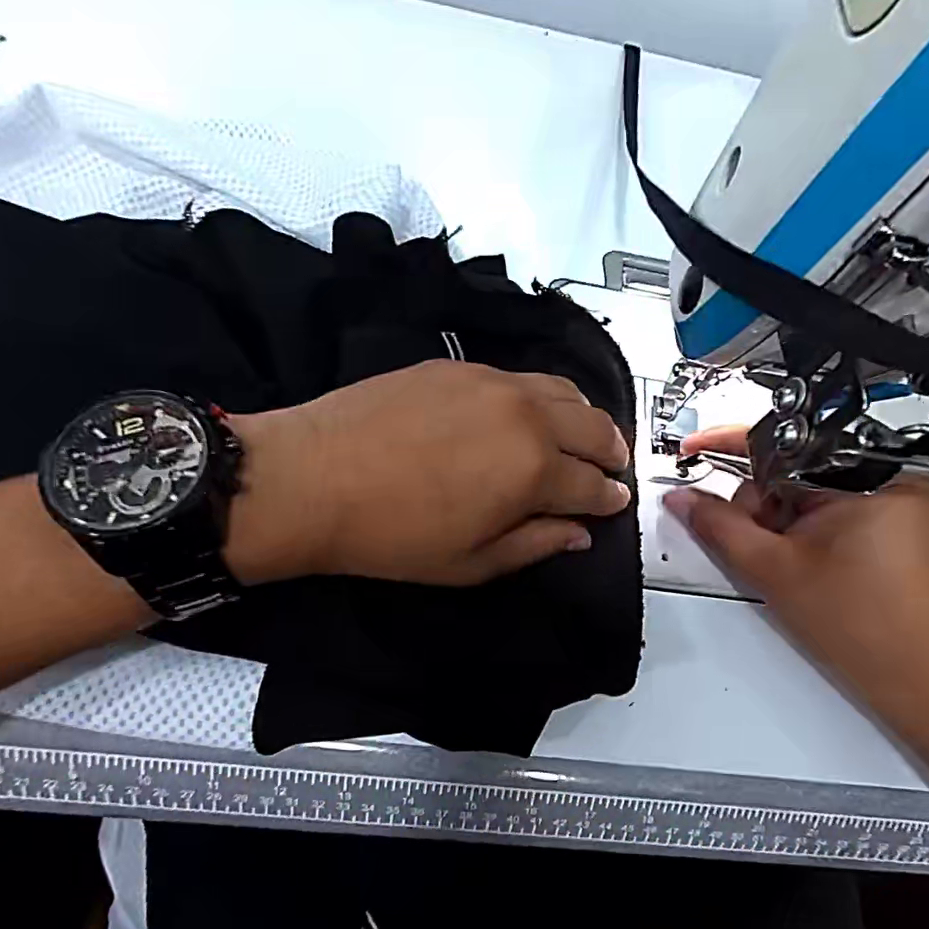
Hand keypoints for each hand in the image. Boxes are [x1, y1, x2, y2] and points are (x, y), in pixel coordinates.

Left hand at [223, 360, 631, 585]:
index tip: (615, 503)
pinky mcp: (457, 366)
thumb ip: (536, 544)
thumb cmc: (393, 537)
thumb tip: (579, 532)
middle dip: (610, 451)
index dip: (610, 498)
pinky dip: (540, 397)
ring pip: (562, 390)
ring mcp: (491, 381)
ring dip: (583, 416)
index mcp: (535, 470)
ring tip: (580, 435)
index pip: (593, 484)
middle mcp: (525, 415)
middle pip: (592, 426)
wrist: (313, 478)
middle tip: (610, 467)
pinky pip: (519, 376)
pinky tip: (527, 413)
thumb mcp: (472, 562)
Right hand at [662, 425, 928, 704]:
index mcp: (870, 477)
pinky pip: (841, 509)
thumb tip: (686, 500)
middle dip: (764, 506)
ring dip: (788, 524)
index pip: (783, 446)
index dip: (729, 448)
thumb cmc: (872, 631)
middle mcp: (896, 480)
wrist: (921, 678)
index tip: (699, 448)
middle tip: (765, 548)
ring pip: (814, 492)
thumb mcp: (773, 569)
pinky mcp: (905, 525)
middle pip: (795, 470)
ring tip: (798, 568)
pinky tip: (816, 567)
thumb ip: (719, 525)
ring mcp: (906, 502)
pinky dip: (814, 532)